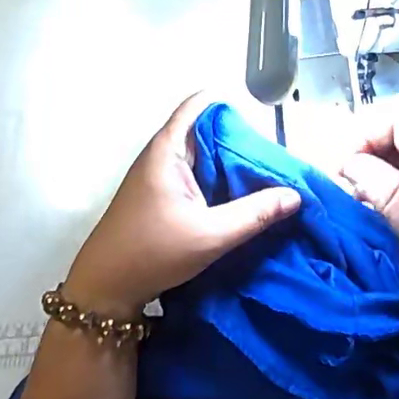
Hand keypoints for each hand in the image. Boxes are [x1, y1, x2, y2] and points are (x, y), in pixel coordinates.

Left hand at [65, 94, 300, 315]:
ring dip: (230, 160)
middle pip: (206, 129)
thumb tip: (295, 195)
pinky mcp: (162, 194)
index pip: (198, 106)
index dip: (229, 105)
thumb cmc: (150, 254)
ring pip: (203, 153)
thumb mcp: (210, 235)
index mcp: (167, 150)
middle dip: (239, 137)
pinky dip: (219, 177)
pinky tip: (241, 193)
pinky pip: (198, 172)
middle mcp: (162, 155)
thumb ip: (255, 214)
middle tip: (272, 154)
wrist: (103, 292)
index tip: (260, 122)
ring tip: (265, 173)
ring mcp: (160, 175)